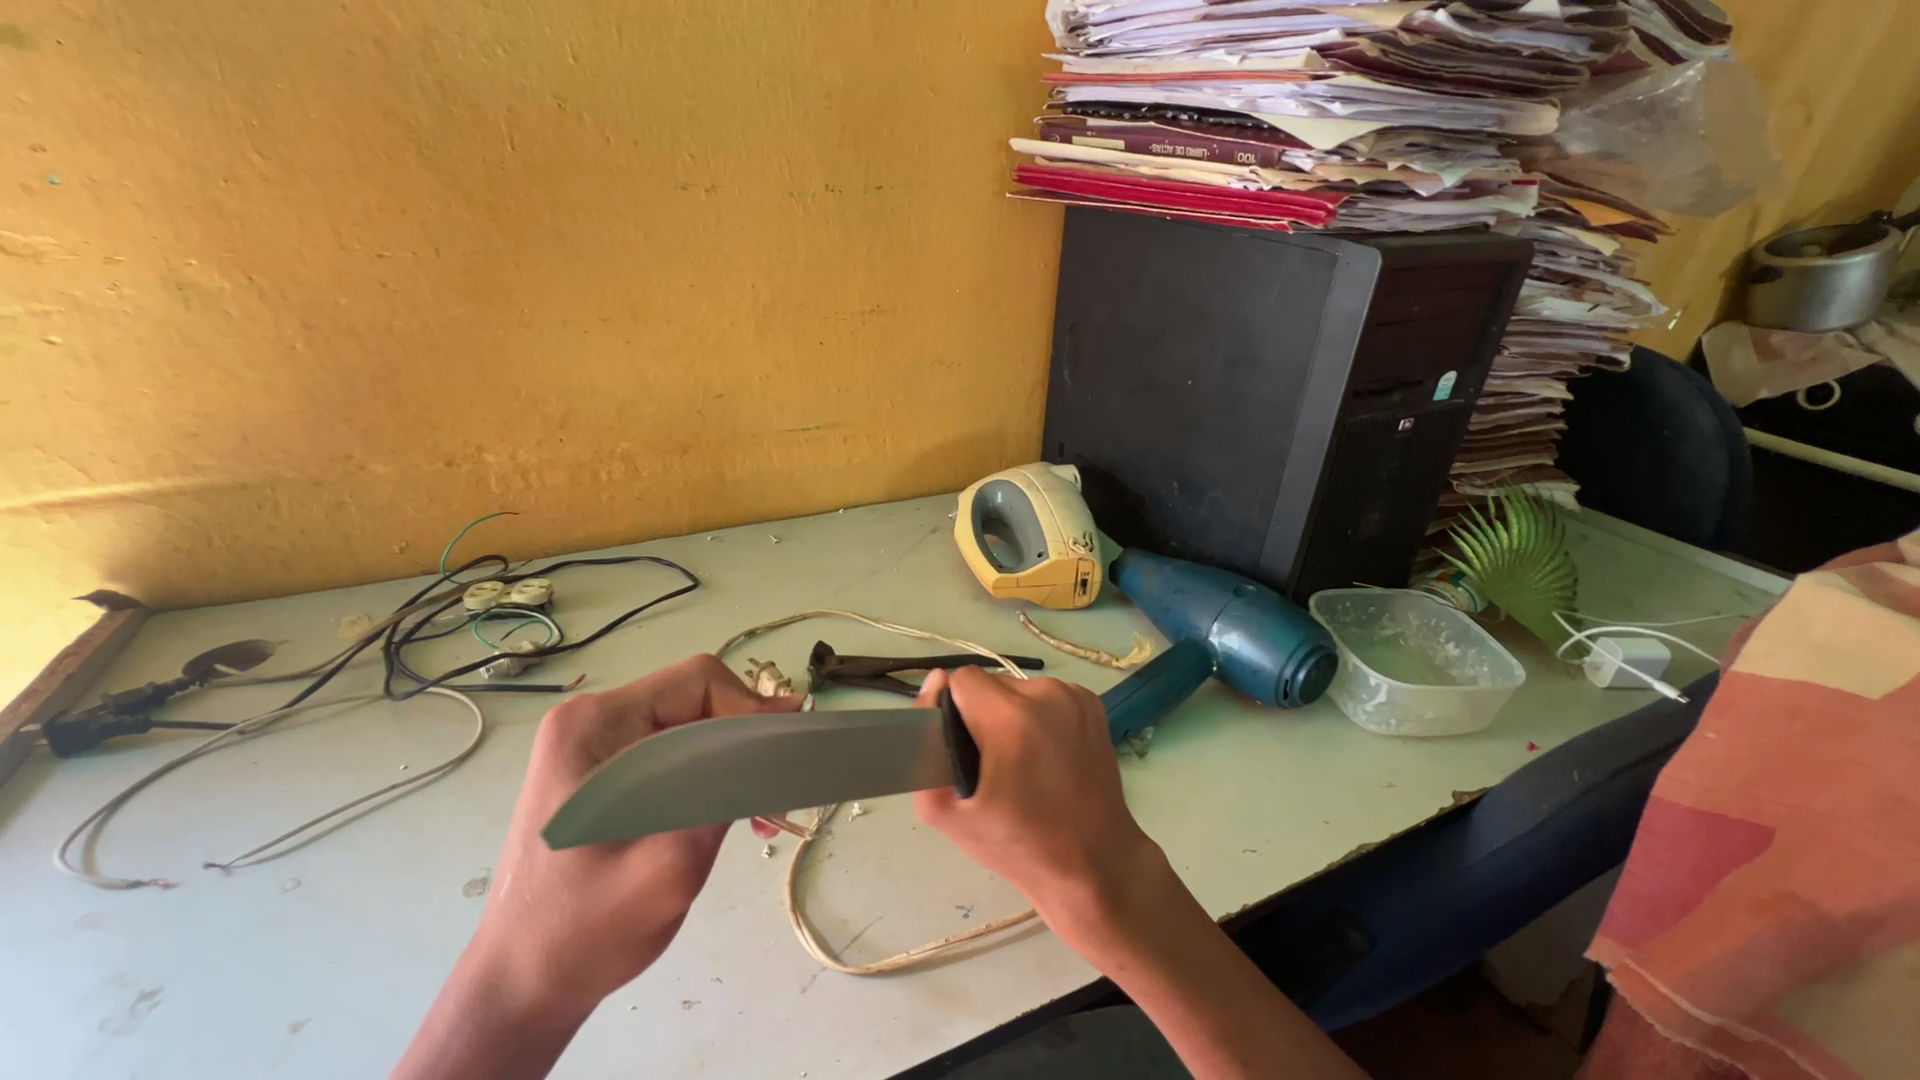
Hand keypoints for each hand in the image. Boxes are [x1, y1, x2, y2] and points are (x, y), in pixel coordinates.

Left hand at [478, 653, 803, 1004]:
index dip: (749, 712)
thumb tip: (774, 748)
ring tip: (758, 816)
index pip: (698, 682)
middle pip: (699, 699)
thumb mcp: (666, 872)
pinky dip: (713, 777)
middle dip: (745, 742)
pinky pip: (677, 751)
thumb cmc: (581, 933)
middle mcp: (593, 721)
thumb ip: (721, 802)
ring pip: (694, 726)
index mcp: (593, 727)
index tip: (779, 762)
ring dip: (734, 763)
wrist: (521, 984)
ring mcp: (598, 745)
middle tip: (774, 799)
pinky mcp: (608, 771)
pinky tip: (730, 816)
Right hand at [911, 666, 1164, 948]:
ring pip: (1018, 690)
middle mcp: (1046, 695)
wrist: (1094, 864)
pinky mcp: (1092, 705)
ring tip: (1020, 762)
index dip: (952, 710)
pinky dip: (1039, 718)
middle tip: (989, 763)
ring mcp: (1074, 697)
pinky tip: (1045, 756)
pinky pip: (1047, 698)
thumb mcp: (949, 815)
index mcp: (1011, 717)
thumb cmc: (1019, 845)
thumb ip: (924, 747)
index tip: (959, 745)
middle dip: (981, 715)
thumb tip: (932, 686)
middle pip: (990, 684)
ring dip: (1010, 715)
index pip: (960, 680)